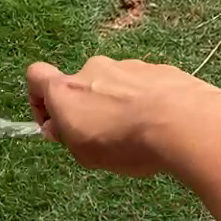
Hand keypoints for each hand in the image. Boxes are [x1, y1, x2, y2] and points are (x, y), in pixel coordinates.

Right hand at [26, 56, 220, 175]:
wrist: (184, 122)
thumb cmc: (127, 143)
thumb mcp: (86, 154)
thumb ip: (66, 136)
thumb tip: (57, 125)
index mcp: (67, 89)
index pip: (36, 76)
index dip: (40, 99)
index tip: (55, 123)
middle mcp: (94, 69)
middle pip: (83, 84)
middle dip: (90, 107)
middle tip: (107, 137)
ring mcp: (129, 66)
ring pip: (116, 84)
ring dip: (121, 104)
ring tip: (141, 134)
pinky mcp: (159, 68)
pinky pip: (145, 85)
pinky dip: (148, 100)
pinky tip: (163, 123)